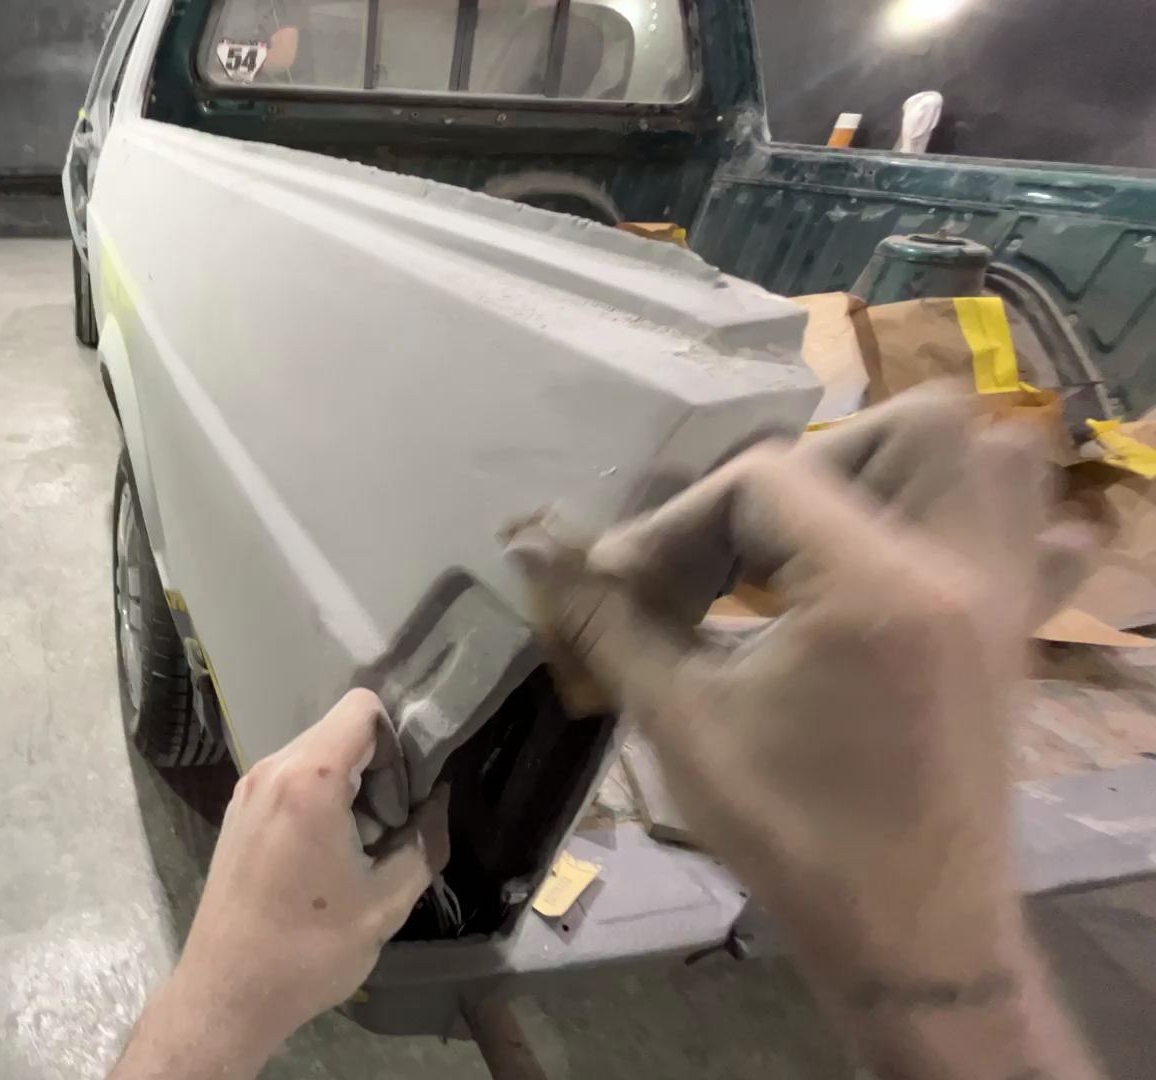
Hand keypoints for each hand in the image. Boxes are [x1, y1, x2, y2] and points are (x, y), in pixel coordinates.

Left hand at [112, 690, 447, 1077]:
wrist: (228, 987)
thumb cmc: (309, 948)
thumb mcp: (385, 902)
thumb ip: (423, 841)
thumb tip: (438, 805)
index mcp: (308, 778)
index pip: (362, 707)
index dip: (396, 740)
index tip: (404, 794)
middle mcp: (273, 767)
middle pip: (339, 729)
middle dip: (376, 767)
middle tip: (386, 827)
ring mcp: (250, 784)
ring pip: (315, 752)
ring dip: (348, 784)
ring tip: (356, 844)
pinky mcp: (240, 806)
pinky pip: (291, 775)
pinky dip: (318, 794)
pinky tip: (323, 851)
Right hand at [510, 386, 1100, 1078]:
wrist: (907, 934)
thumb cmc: (782, 826)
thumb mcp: (672, 713)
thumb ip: (601, 615)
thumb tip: (526, 546)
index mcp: (876, 591)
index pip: (764, 481)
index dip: (672, 522)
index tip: (621, 580)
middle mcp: (962, 569)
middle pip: (900, 429)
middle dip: (789, 471)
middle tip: (723, 539)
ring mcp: (1005, 596)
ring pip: (979, 457)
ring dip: (874, 474)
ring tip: (790, 535)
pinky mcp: (1011, 628)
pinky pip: (1028, 526)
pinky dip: (957, 514)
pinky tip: (883, 557)